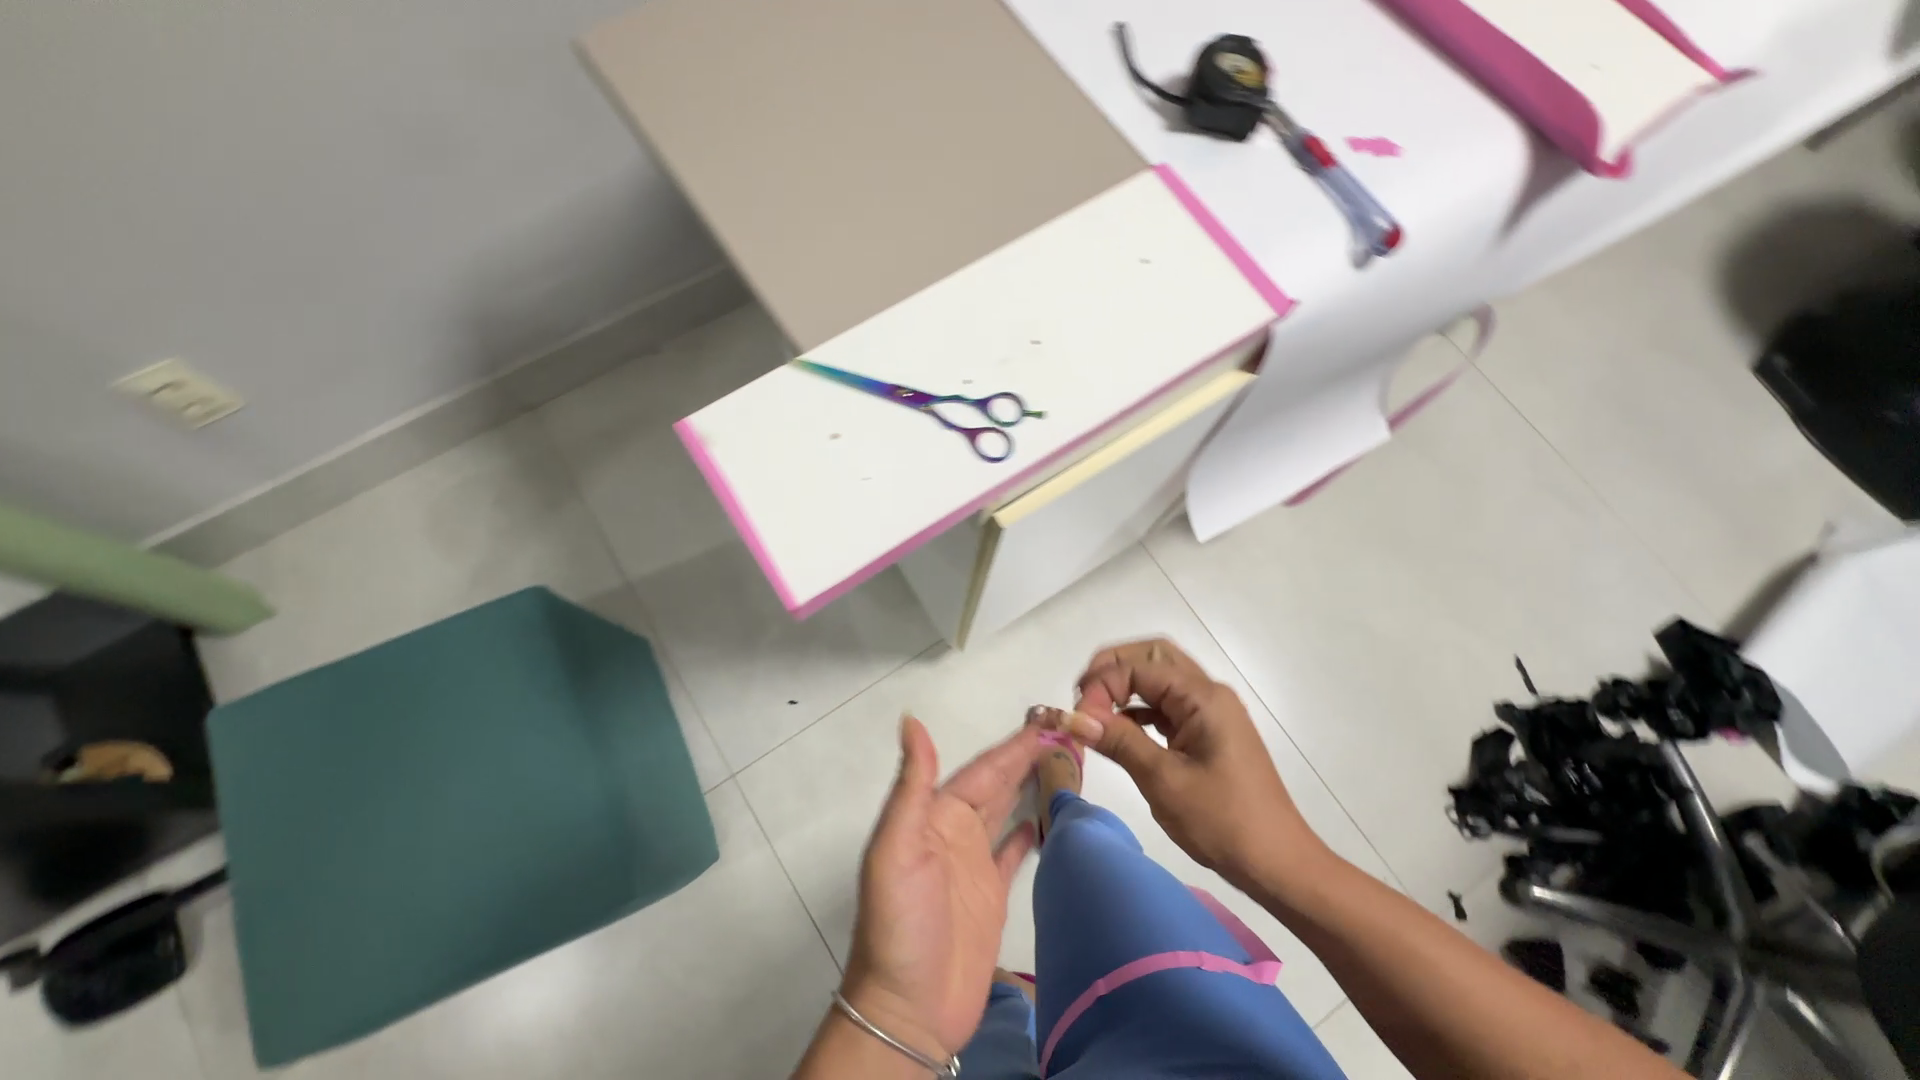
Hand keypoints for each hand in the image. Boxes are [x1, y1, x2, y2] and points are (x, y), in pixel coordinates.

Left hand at [840, 716, 1042, 1061]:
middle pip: (998, 784)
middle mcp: (955, 832)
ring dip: (1034, 784)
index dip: (1013, 746)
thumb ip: (911, 786)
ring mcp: (975, 864)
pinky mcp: (994, 895)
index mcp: (933, 817)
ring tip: (1071, 761)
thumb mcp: (895, 849)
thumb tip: (912, 720)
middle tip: (1071, 732)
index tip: (1049, 720)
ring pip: (1010, 810)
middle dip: (1029, 757)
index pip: (981, 770)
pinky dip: (1034, 828)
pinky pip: (1016, 850)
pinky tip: (1054, 812)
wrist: (908, 1009)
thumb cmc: (899, 926)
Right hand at [1059, 639, 1326, 888]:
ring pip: (1161, 679)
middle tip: (1081, 696)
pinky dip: (1139, 709)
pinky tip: (1118, 730)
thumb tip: (1072, 716)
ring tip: (1092, 711)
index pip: (1139, 668)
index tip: (1077, 719)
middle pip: (1153, 657)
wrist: (1276, 861)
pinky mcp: (1209, 734)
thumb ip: (1118, 740)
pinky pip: (1168, 706)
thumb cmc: (1221, 820)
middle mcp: (1209, 694)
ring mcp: (1212, 713)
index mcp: (1203, 697)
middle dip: (1112, 668)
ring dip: (1125, 687)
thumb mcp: (1163, 780)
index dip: (1102, 685)